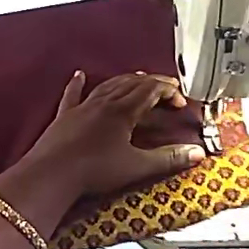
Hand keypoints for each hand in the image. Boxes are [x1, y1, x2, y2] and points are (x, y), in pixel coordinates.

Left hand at [10, 72, 207, 201]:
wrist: (52, 173)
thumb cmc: (93, 170)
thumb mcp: (137, 166)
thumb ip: (168, 158)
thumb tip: (196, 152)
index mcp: (122, 111)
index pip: (150, 90)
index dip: (168, 91)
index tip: (179, 101)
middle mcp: (102, 103)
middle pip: (131, 84)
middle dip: (151, 83)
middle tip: (166, 89)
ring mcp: (82, 107)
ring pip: (107, 86)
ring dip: (124, 81)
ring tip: (137, 79)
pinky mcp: (64, 116)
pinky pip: (73, 94)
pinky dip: (78, 84)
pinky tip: (79, 75)